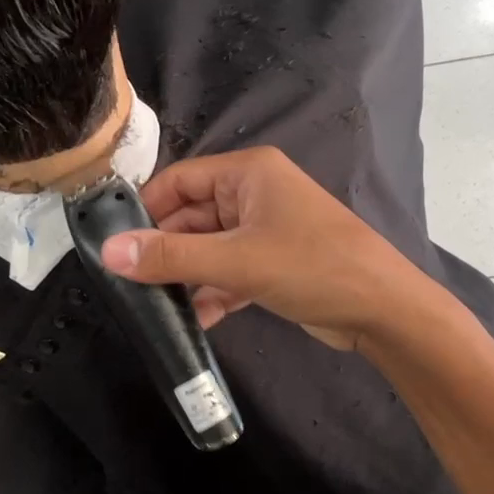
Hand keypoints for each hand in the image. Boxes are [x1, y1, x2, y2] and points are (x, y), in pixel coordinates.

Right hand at [100, 147, 420, 350]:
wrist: (385, 311)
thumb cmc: (313, 267)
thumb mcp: (237, 261)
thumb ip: (171, 257)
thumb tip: (108, 252)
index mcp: (247, 173)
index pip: (179, 181)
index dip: (146, 210)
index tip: (115, 244)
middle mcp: (254, 194)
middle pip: (191, 217)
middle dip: (166, 251)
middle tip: (130, 283)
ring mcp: (265, 230)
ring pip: (208, 248)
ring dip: (187, 276)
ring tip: (156, 306)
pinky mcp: (273, 263)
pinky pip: (229, 271)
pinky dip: (213, 293)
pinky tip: (197, 320)